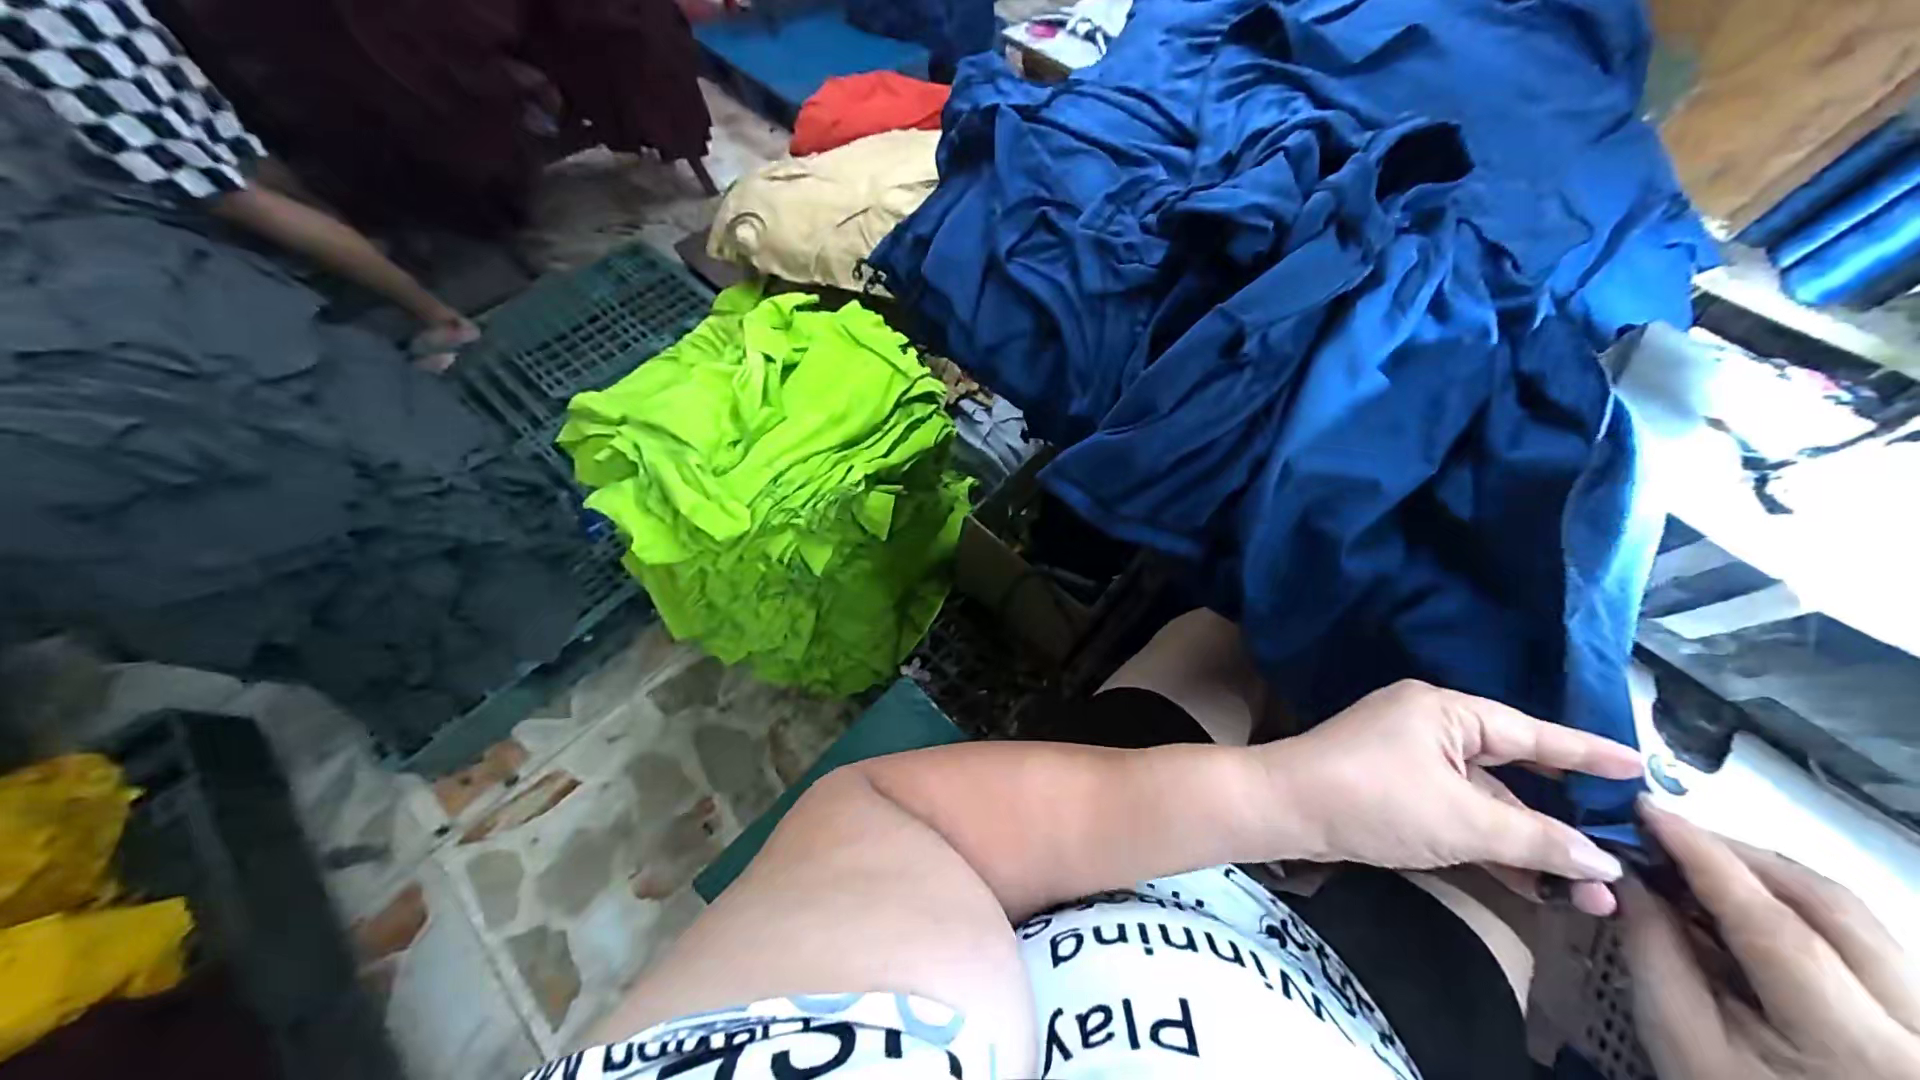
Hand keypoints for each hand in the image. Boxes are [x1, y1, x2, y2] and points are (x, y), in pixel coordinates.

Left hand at [1261, 679, 1642, 915]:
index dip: (1587, 754)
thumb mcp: (1463, 822)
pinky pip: (1455, 812)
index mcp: (1443, 711)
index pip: (1531, 731)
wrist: (1284, 809)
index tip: (1642, 767)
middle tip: (1627, 850)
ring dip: (1529, 843)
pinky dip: (1489, 844)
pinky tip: (1535, 885)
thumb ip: (1536, 841)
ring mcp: (1408, 758)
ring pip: (1484, 799)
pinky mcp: (1394, 789)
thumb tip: (1602, 862)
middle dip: (1564, 818)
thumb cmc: (1375, 799)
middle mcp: (1427, 726)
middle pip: (1511, 768)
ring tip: (1594, 894)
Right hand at [1620, 803, 1919, 1079]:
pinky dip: (1801, 906)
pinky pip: (1870, 938)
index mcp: (1858, 1048)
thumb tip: (1623, 870)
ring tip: (1701, 863)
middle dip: (1739, 855)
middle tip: (1666, 832)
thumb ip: (1652, 948)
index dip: (1706, 857)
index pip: (1773, 925)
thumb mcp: (1676, 1033)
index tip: (1647, 809)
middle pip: (1833, 907)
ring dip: (1770, 876)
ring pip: (1858, 916)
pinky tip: (1749, 903)